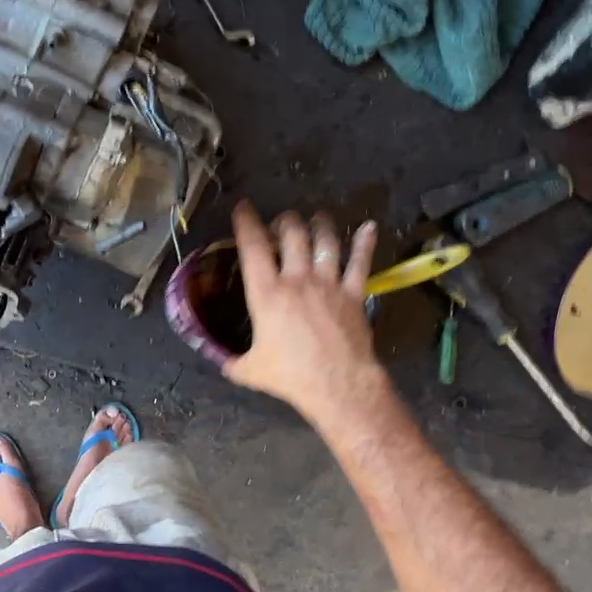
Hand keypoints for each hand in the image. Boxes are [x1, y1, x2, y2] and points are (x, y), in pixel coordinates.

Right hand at [225, 201, 392, 425]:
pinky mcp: (354, 294)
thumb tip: (222, 364)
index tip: (243, 208)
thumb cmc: (289, 375)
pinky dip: (365, 243)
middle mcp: (297, 280)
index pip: (253, 248)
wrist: (336, 383)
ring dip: (321, 225)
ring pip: (326, 242)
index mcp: (266, 294)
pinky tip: (369, 228)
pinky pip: (361, 262)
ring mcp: (329, 284)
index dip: (246, 223)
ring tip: (317, 218)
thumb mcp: (250, 370)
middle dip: (285, 222)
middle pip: (292, 236)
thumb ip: (233, 362)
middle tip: (282, 221)